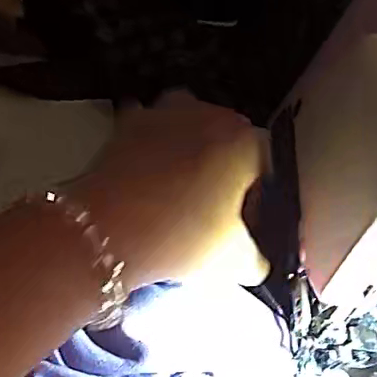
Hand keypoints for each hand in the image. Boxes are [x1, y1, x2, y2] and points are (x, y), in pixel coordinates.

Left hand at [70, 91, 267, 288]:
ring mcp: (165, 113)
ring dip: (191, 156)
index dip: (261, 198)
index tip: (248, 223)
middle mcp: (209, 115)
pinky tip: (150, 187)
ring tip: (181, 197)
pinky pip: (152, 137)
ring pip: (190, 133)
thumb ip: (254, 260)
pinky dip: (154, 156)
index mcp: (244, 141)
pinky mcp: (127, 124)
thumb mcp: (231, 261)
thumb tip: (254, 262)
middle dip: (226, 172)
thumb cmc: (179, 236)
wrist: (107, 230)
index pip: (269, 166)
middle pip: (229, 142)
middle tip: (215, 212)